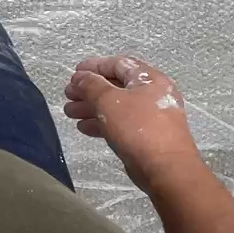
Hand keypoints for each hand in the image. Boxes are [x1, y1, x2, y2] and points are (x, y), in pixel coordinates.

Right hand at [63, 57, 204, 192]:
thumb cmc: (137, 127)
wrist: (165, 168)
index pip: (119, 64)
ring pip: (115, 105)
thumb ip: (90, 84)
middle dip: (88, 89)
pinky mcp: (145, 136)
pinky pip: (119, 123)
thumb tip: (79, 76)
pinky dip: (101, 122)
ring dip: (91, 107)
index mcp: (149, 79)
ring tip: (69, 113)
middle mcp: (152, 94)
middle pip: (115, 86)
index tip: (74, 73)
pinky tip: (84, 128)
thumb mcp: (108, 100)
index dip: (94, 66)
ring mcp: (150, 116)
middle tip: (68, 95)